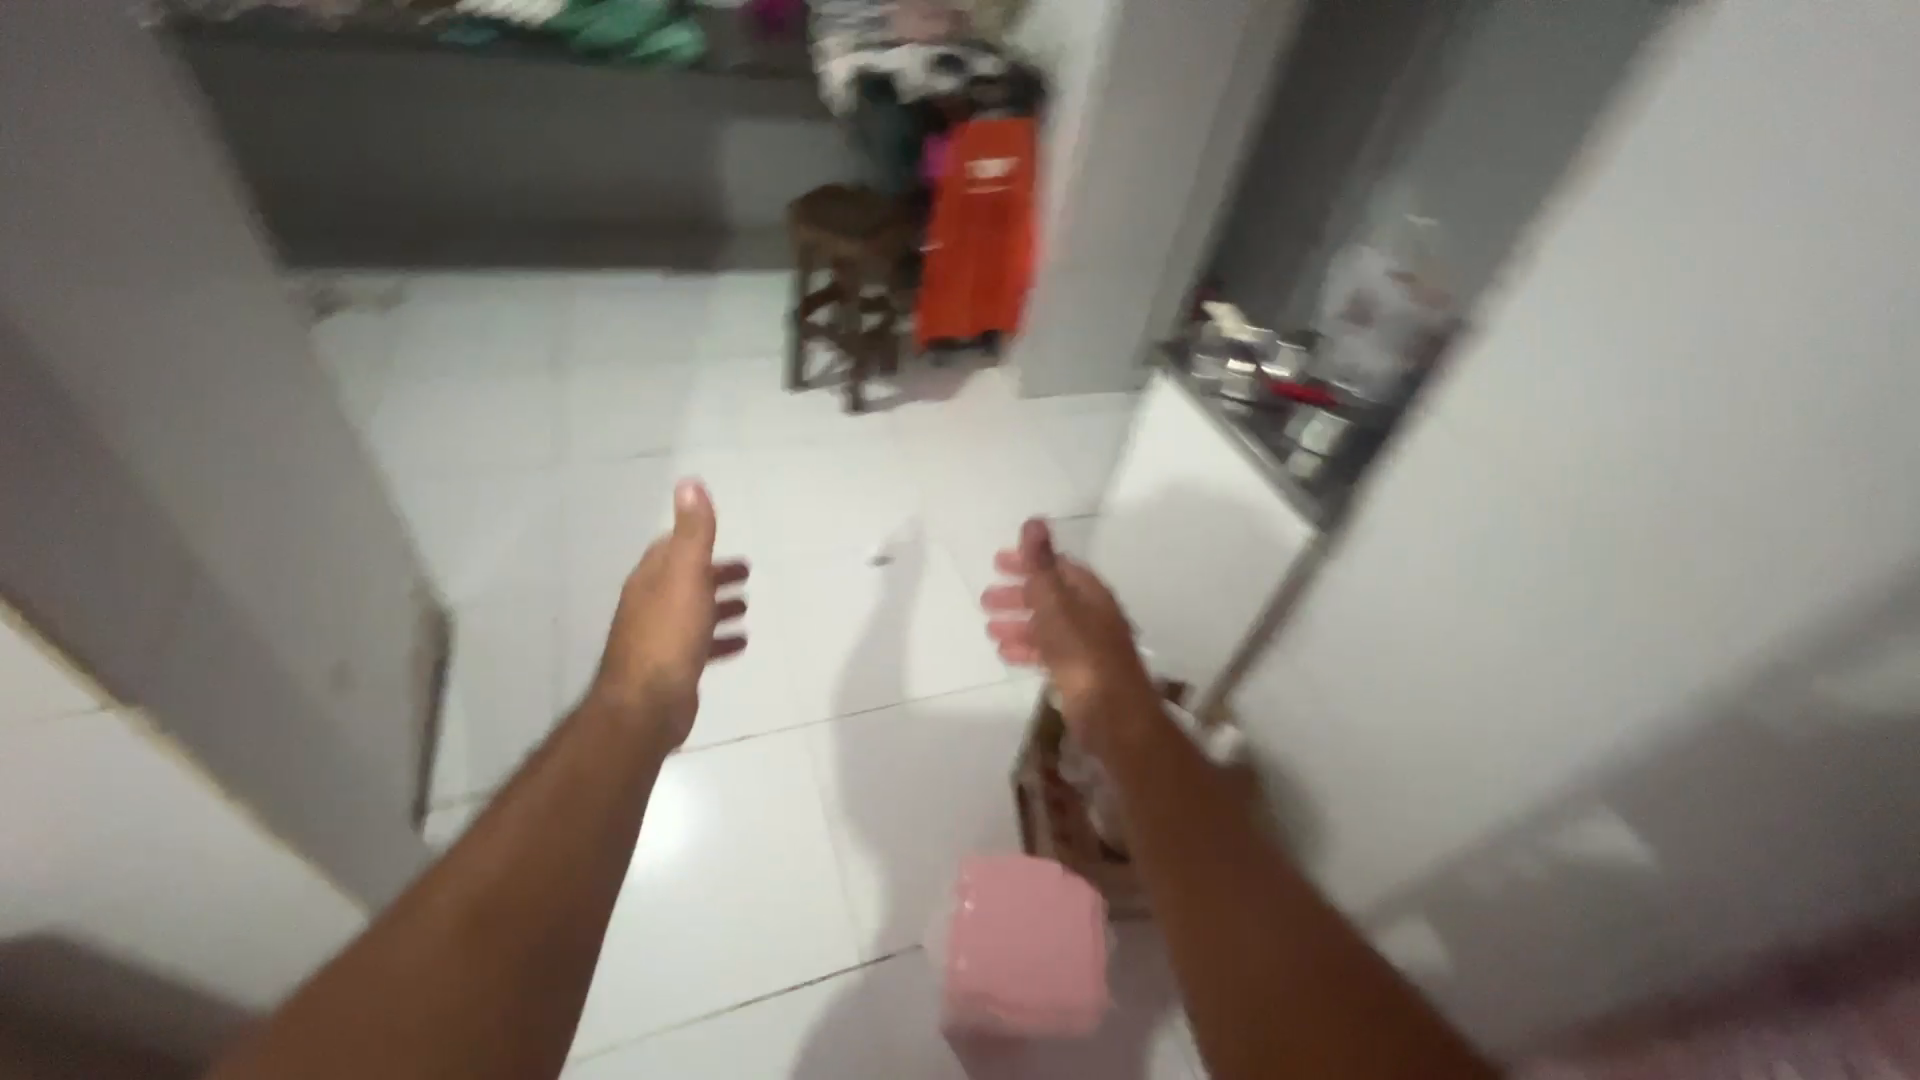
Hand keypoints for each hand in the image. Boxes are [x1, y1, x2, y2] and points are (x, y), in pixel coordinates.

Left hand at [589, 480, 748, 748]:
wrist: (647, 704)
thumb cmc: (669, 634)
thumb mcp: (685, 574)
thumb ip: (692, 531)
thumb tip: (689, 482)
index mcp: (651, 580)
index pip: (669, 549)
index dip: (694, 541)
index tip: (721, 539)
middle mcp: (650, 605)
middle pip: (684, 581)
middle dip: (713, 574)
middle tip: (746, 572)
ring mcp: (660, 639)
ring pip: (693, 613)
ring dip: (718, 606)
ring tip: (747, 606)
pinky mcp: (672, 668)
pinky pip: (700, 645)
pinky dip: (720, 639)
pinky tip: (740, 643)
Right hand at [981, 519, 1157, 753]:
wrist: (1114, 715)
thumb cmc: (1082, 654)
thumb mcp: (1056, 604)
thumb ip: (1041, 564)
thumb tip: (1034, 519)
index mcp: (1090, 594)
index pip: (1058, 567)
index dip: (1029, 562)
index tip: (997, 562)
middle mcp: (1093, 615)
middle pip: (1051, 596)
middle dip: (1018, 594)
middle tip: (985, 599)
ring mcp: (1088, 646)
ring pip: (1048, 626)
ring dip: (1019, 623)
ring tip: (989, 629)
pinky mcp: (1082, 674)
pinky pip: (1050, 653)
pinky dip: (1028, 649)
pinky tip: (1006, 655)